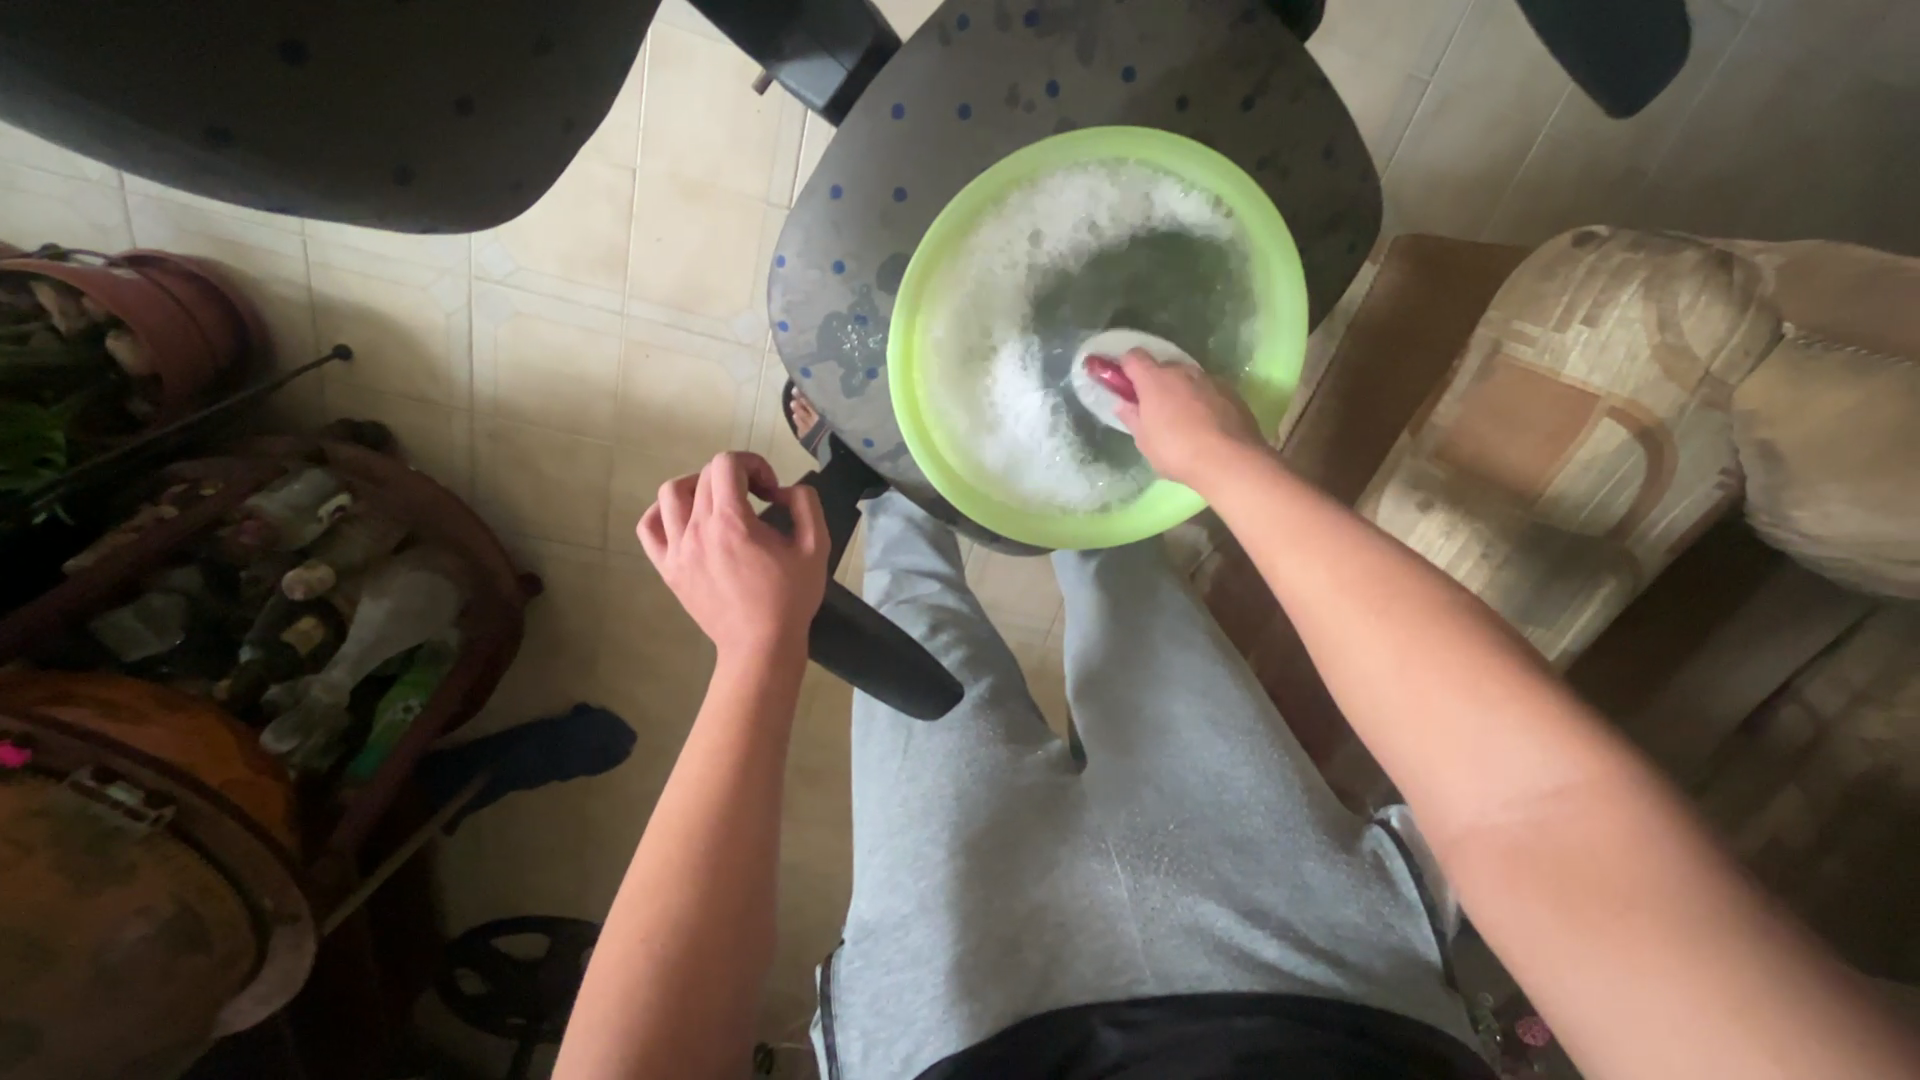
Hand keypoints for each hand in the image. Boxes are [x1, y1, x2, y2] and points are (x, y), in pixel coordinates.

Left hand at [637, 452, 827, 663]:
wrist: (761, 645)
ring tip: (720, 504)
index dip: (754, 463)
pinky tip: (686, 520)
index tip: (771, 490)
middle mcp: (697, 529)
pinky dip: (663, 513)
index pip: (727, 463)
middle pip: (705, 476)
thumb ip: (805, 504)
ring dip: (698, 486)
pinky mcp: (667, 568)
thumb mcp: (817, 547)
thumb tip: (784, 491)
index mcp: (731, 521)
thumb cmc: (790, 597)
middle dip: (737, 476)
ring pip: (671, 493)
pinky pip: (649, 527)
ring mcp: (677, 549)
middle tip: (759, 499)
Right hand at [1114, 348, 1267, 488]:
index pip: (1133, 357)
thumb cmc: (1177, 452)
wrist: (1230, 461)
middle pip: (1163, 367)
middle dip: (1156, 383)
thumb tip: (1123, 404)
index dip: (1125, 368)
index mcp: (1155, 380)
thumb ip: (1132, 418)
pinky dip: (1203, 400)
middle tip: (1154, 410)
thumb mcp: (1145, 441)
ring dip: (1181, 391)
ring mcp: (1210, 379)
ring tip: (1183, 420)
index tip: (1124, 385)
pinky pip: (1209, 390)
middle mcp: (1183, 371)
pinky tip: (1206, 425)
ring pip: (1188, 378)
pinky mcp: (1231, 391)